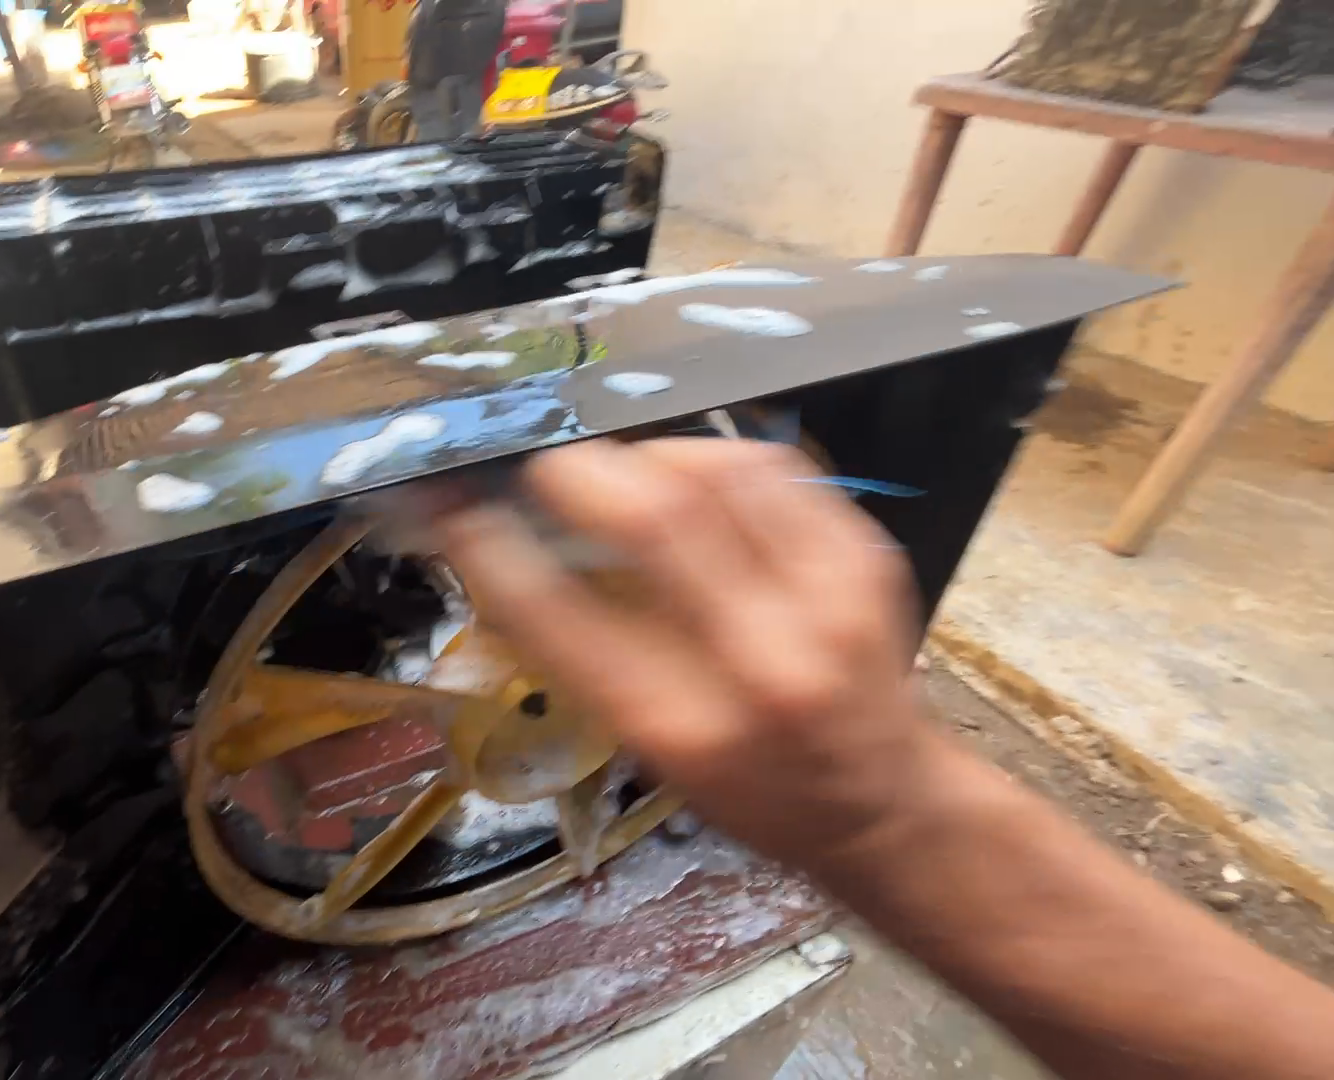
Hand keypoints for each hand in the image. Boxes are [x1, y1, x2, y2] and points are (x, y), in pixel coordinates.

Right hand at [435, 437, 944, 870]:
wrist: (884, 805)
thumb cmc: (741, 787)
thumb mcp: (639, 743)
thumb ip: (574, 648)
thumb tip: (502, 549)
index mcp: (678, 724)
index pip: (557, 613)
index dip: (489, 545)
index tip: (450, 503)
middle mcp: (761, 661)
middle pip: (657, 518)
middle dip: (576, 473)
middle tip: (542, 467)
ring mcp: (828, 601)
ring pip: (719, 472)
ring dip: (645, 457)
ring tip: (615, 473)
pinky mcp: (866, 557)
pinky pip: (771, 466)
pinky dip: (707, 456)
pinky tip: (683, 475)